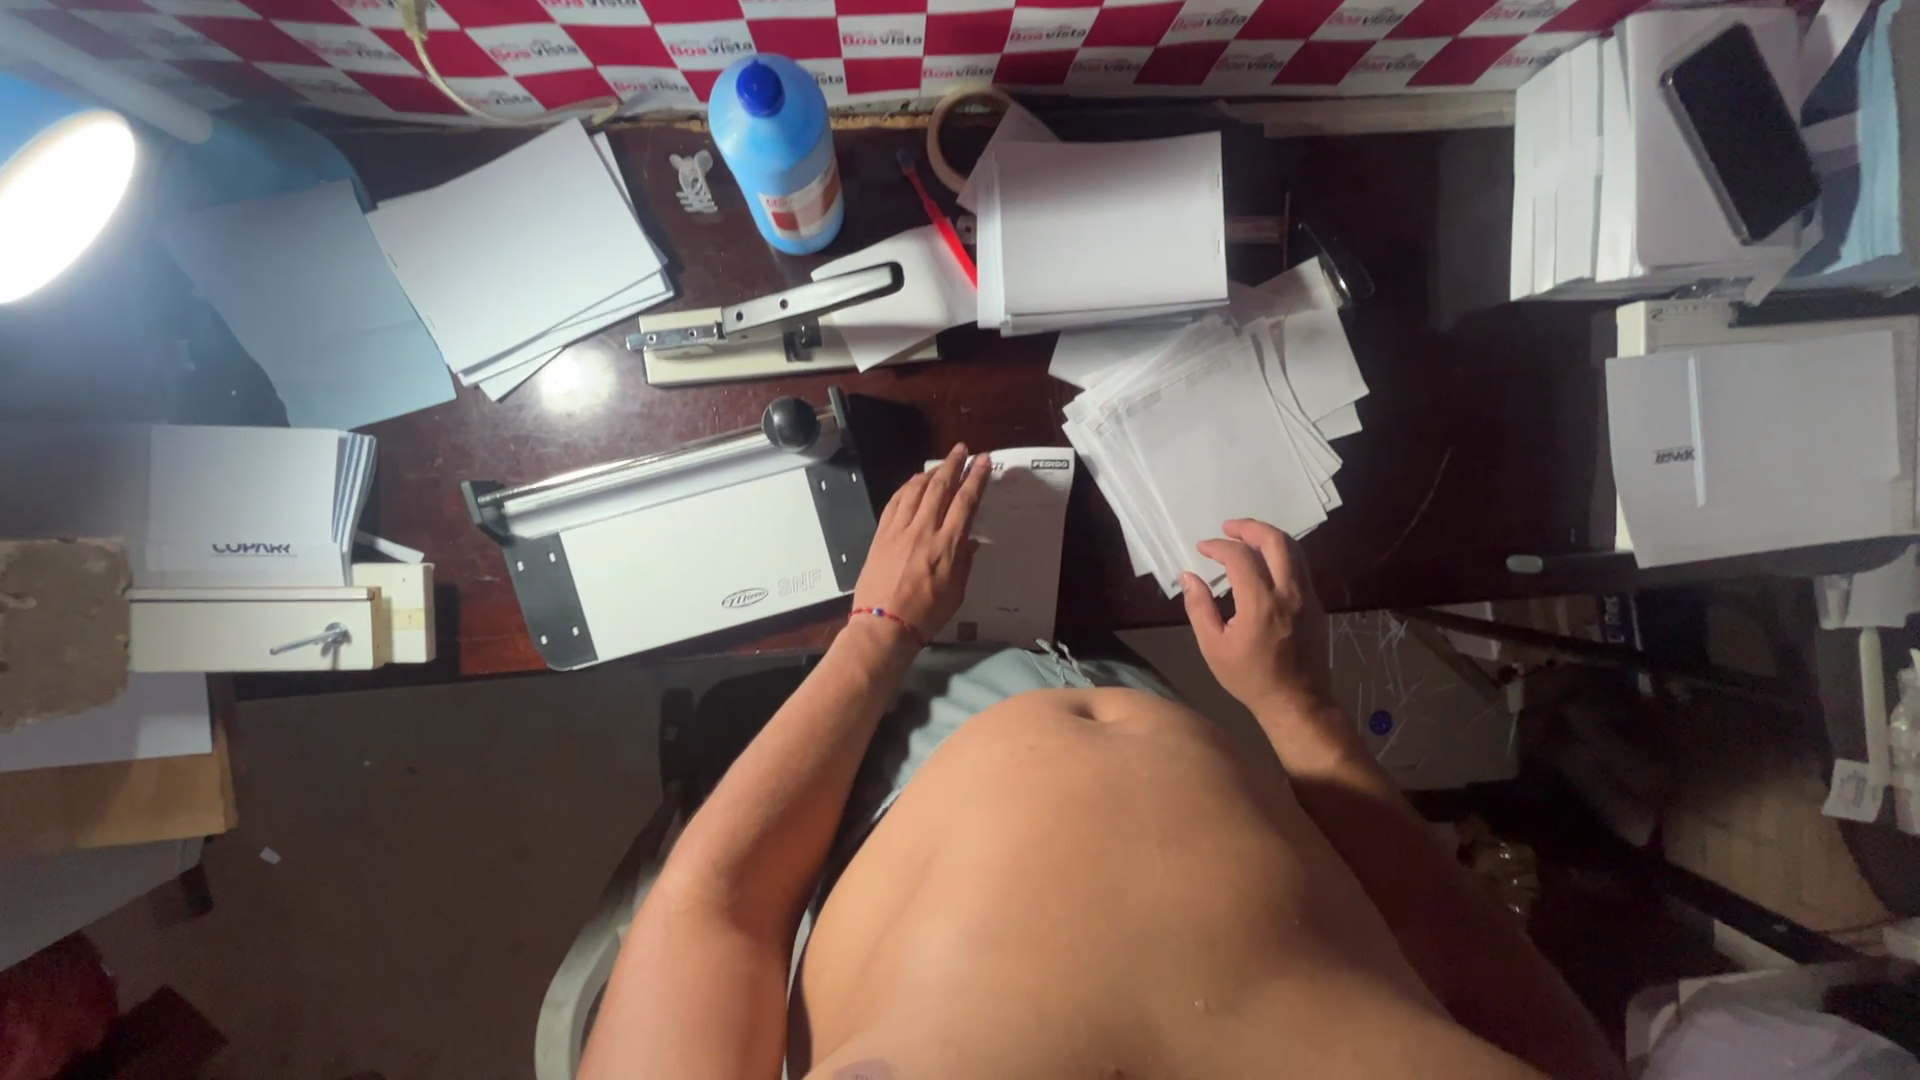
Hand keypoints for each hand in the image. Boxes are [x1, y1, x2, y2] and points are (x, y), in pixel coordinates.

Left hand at [852, 444, 990, 643]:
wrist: (884, 625)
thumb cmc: (926, 614)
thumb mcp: (957, 591)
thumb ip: (964, 562)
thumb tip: (970, 540)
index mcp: (947, 545)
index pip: (965, 502)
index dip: (976, 478)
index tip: (984, 461)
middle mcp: (924, 530)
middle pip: (940, 487)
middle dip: (953, 465)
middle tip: (962, 450)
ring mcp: (899, 530)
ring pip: (915, 490)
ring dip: (930, 473)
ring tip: (940, 464)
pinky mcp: (881, 534)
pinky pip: (895, 502)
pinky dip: (906, 488)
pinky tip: (913, 483)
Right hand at [1181, 519, 1332, 717]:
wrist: (1297, 701)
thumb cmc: (1250, 678)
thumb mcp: (1213, 646)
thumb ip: (1199, 607)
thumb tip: (1189, 577)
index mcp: (1260, 604)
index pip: (1239, 557)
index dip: (1218, 547)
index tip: (1202, 549)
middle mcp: (1289, 593)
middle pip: (1276, 541)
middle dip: (1249, 528)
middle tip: (1228, 528)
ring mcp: (1307, 597)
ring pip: (1294, 550)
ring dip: (1268, 537)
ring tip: (1245, 538)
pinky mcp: (1315, 604)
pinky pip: (1300, 567)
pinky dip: (1280, 555)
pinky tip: (1263, 563)